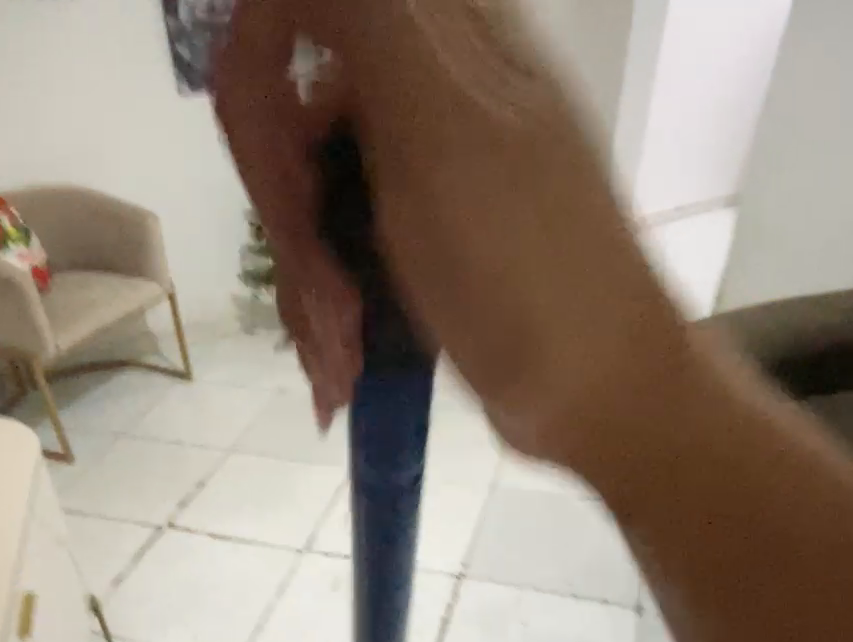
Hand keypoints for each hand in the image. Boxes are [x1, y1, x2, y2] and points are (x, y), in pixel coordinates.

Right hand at [213, 0, 675, 465]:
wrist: (595, 393)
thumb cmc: (525, 275)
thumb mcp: (444, 134)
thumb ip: (372, 19)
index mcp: (438, 45)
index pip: (294, 11)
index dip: (257, 87)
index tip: (281, 180)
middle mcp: (423, 99)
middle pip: (290, 129)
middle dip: (295, 234)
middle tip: (334, 305)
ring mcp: (419, 177)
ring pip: (307, 210)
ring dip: (311, 296)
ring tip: (345, 361)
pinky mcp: (415, 244)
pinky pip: (334, 261)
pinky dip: (329, 321)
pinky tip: (347, 369)